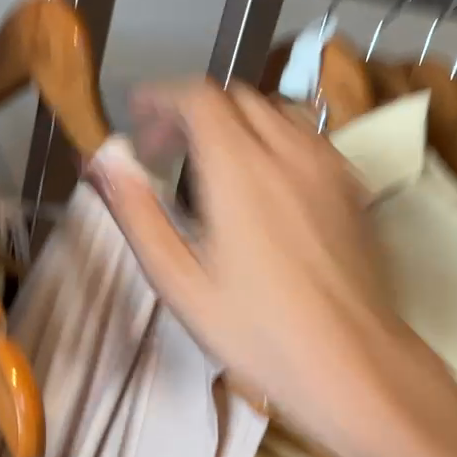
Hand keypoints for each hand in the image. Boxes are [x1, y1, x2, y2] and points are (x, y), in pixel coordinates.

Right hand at [88, 79, 440, 456]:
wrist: (348, 359)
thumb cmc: (253, 331)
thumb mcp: (177, 280)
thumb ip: (138, 213)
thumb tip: (104, 160)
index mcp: (240, 170)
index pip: (199, 98)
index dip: (161, 98)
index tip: (137, 116)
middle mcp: (289, 152)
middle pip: (237, 97)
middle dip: (192, 111)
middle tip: (163, 153)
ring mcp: (328, 165)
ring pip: (275, 110)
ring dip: (233, 121)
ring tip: (208, 166)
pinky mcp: (351, 186)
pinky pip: (306, 136)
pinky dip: (270, 139)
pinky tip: (259, 185)